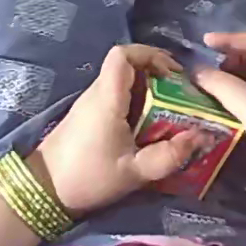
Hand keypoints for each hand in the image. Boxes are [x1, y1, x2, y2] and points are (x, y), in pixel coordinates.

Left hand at [30, 45, 203, 216]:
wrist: (43, 191)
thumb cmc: (88, 177)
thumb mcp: (135, 172)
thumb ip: (170, 155)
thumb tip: (202, 137)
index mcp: (107, 98)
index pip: (123, 54)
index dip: (150, 55)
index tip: (173, 74)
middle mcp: (97, 93)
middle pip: (126, 66)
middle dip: (157, 74)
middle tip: (180, 94)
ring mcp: (89, 104)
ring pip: (121, 82)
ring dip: (147, 90)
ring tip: (170, 111)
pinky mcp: (86, 117)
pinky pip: (115, 97)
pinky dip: (135, 103)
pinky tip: (148, 126)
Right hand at [192, 32, 245, 207]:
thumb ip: (225, 87)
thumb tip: (197, 72)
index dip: (232, 40)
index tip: (205, 43)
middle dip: (226, 62)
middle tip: (201, 70)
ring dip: (224, 84)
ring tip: (200, 88)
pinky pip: (243, 108)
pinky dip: (226, 104)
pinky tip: (209, 109)